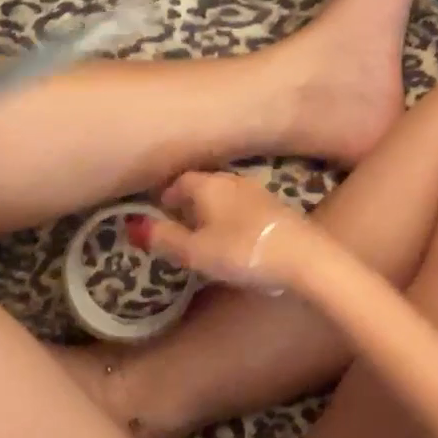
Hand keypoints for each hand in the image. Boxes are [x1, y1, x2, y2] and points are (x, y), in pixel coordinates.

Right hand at [137, 172, 319, 291]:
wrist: (303, 256)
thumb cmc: (242, 250)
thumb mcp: (196, 251)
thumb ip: (165, 238)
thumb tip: (134, 225)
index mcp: (209, 185)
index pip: (181, 180)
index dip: (168, 194)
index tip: (160, 209)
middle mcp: (233, 180)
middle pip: (205, 184)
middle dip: (190, 199)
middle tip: (179, 219)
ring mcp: (259, 192)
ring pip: (227, 193)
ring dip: (213, 207)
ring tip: (205, 230)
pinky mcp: (278, 208)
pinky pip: (245, 205)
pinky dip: (234, 215)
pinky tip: (236, 235)